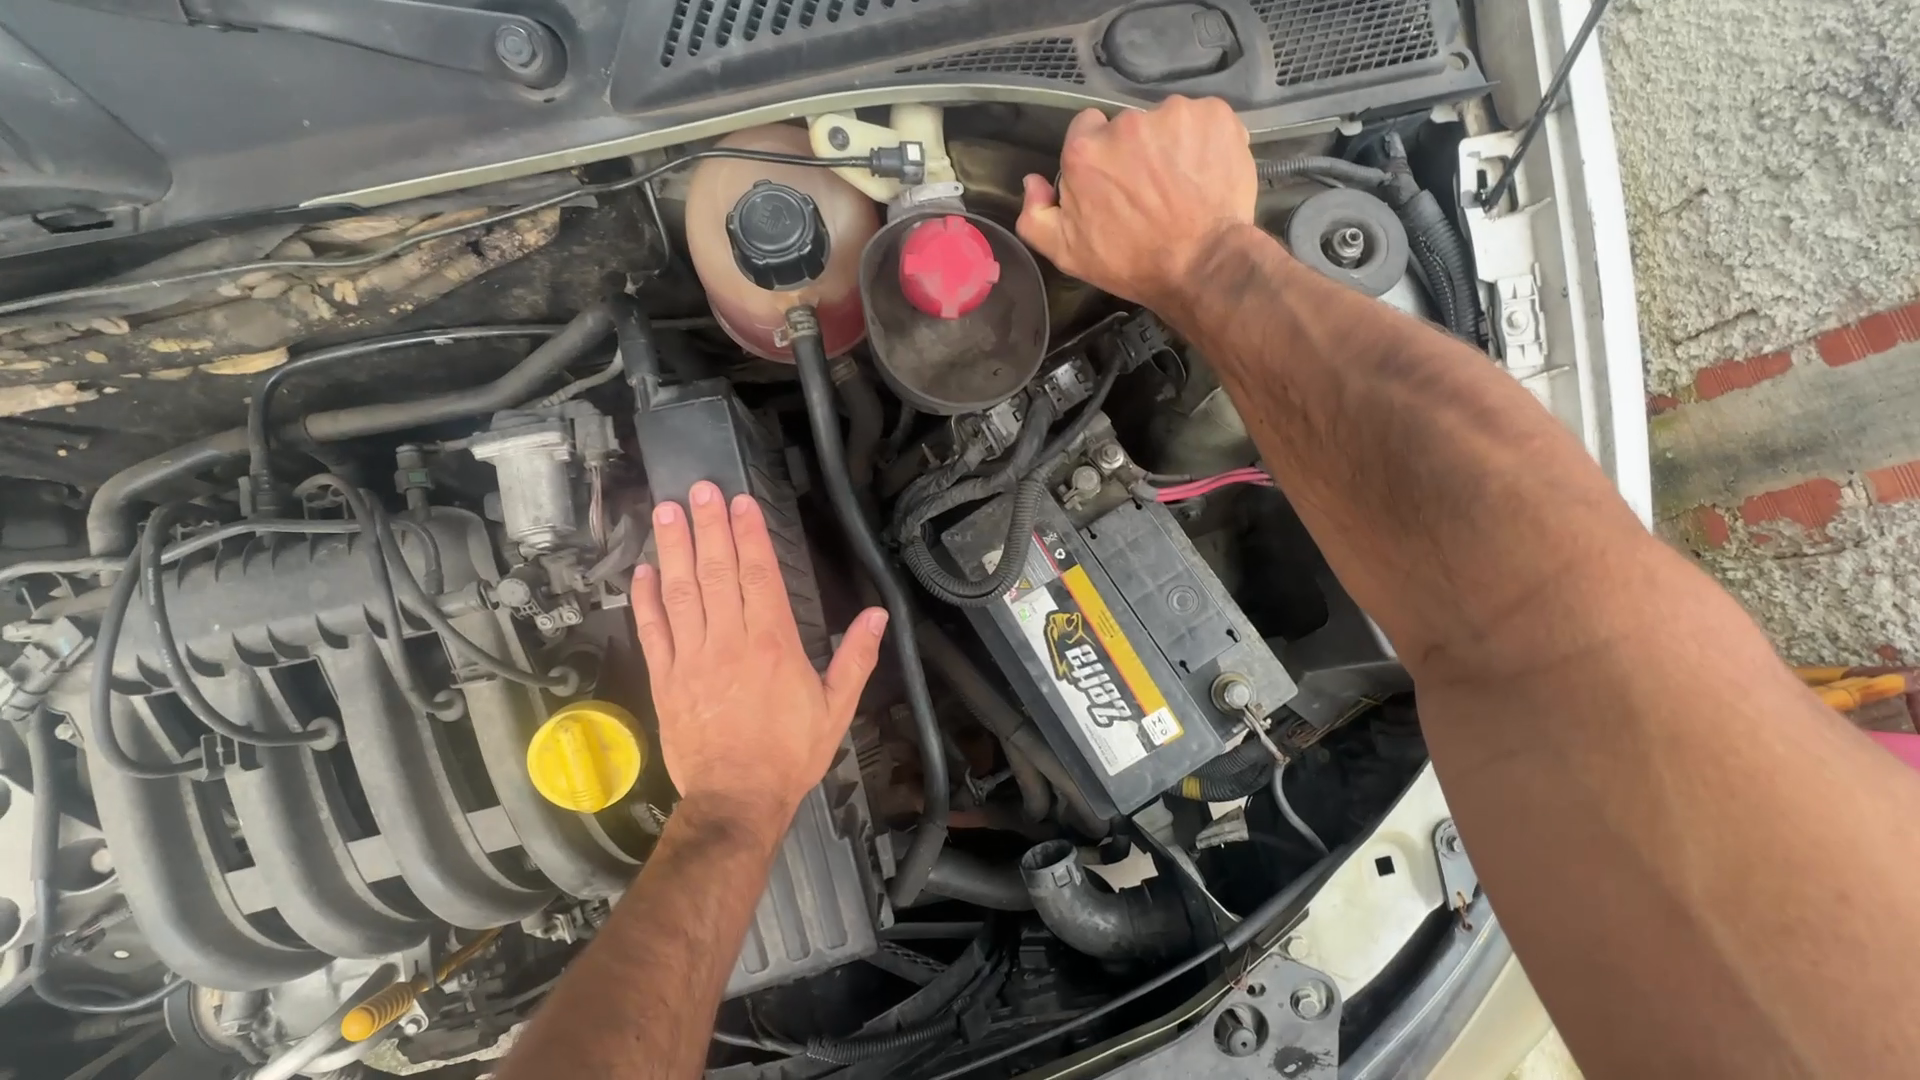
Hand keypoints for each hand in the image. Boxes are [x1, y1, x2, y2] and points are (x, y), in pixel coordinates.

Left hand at [632, 481, 887, 839]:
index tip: (740, 502)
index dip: (748, 534)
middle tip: (698, 489)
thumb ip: (856, 657)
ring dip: (673, 548)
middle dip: (707, 526)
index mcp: (772, 643)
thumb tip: (876, 616)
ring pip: (680, 592)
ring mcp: (692, 659)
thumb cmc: (789, 754)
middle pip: (715, 571)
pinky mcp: (665, 680)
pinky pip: (653, 632)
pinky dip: (645, 600)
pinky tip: (642, 571)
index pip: (758, 574)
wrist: (737, 799)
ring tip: (666, 511)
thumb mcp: (837, 708)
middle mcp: (729, 642)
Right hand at [1017, 97, 1258, 310]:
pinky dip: (1204, 142)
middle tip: (1149, 191)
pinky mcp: (1215, 115)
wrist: (1202, 265)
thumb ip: (1035, 217)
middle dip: (1134, 152)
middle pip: (1126, 126)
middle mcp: (1127, 123)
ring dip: (1170, 146)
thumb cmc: (1131, 263)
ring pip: (1166, 122)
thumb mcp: (1067, 254)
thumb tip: (1033, 182)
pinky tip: (1205, 173)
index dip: (1098, 157)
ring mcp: (1175, 115)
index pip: (1085, 129)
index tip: (1113, 183)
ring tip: (1181, 185)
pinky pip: (1203, 121)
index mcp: (1085, 151)